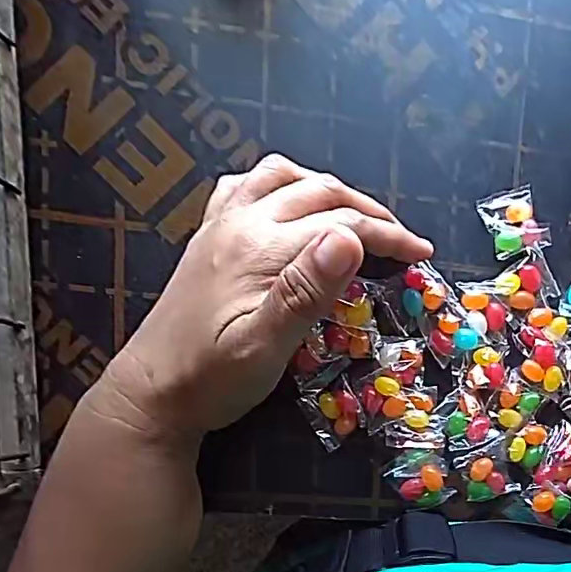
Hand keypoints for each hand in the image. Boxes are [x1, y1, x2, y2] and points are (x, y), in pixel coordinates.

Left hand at [95, 155, 431, 441]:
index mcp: (260, 249)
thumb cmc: (210, 380)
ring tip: (354, 214)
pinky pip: (245, 188)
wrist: (150, 394)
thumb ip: (305, 292)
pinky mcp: (207, 239)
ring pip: (282, 178)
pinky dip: (280, 185)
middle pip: (317, 193)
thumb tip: (349, 237)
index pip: (339, 224)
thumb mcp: (264, 347)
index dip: (387, 235)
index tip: (420, 253)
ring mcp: (219, 227)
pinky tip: (286, 204)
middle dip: (368, 211)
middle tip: (400, 239)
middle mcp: (239, 224)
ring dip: (326, 188)